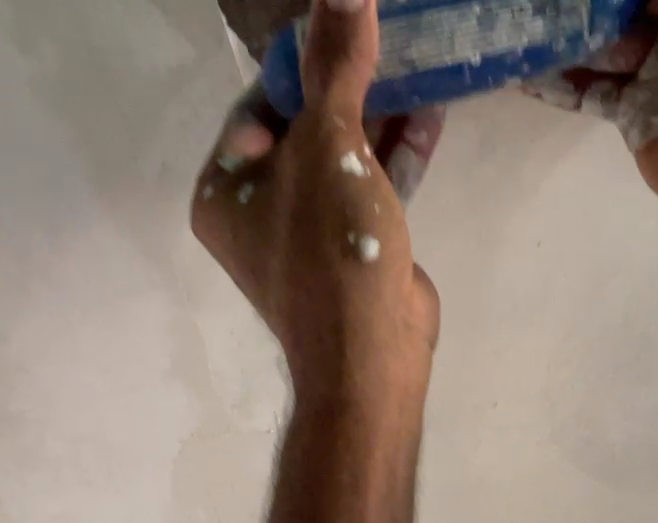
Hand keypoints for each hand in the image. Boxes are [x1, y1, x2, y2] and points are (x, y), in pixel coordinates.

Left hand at [191, 0, 443, 408]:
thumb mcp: (328, 148)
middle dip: (344, 81)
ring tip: (415, 57)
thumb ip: (335, 67)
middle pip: (301, 127)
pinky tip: (431, 107)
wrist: (370, 354)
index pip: (257, 105)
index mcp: (226, 190)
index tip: (342, 23)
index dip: (297, 59)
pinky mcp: (350, 249)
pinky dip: (396, 151)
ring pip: (341, 156)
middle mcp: (259, 212)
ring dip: (377, 111)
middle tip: (383, 33)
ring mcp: (307, 233)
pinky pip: (368, 186)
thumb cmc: (331, 251)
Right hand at [528, 0, 657, 230]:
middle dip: (598, 4)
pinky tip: (529, 73)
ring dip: (573, 33)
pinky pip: (597, 85)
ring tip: (529, 25)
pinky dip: (564, 80)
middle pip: (638, 0)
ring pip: (612, 37)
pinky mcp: (640, 108)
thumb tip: (614, 3)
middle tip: (549, 4)